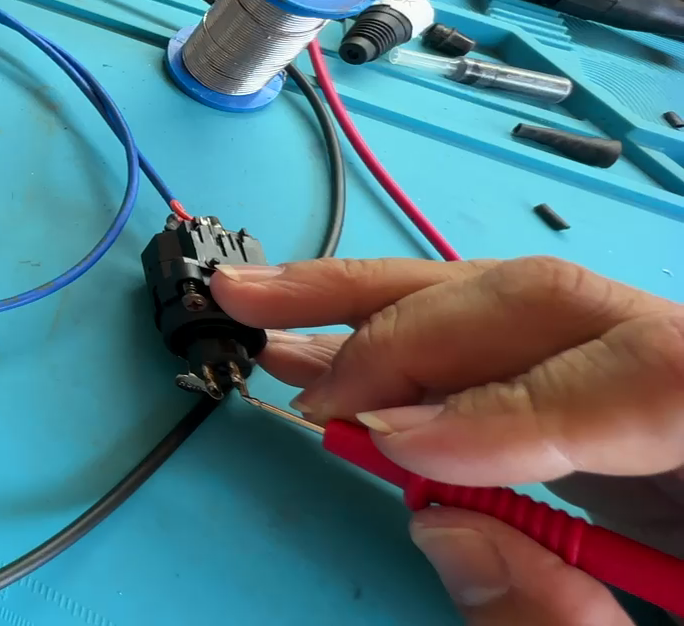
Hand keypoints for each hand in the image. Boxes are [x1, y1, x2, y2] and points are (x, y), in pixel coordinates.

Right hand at [212, 255, 683, 624]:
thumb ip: (567, 623)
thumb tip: (443, 527)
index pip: (658, 372)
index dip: (514, 398)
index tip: (397, 444)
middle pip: (555, 305)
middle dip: (404, 332)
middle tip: (301, 373)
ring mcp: (646, 385)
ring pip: (495, 301)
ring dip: (355, 307)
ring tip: (251, 300)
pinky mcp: (584, 399)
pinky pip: (468, 346)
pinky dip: (370, 343)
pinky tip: (301, 347)